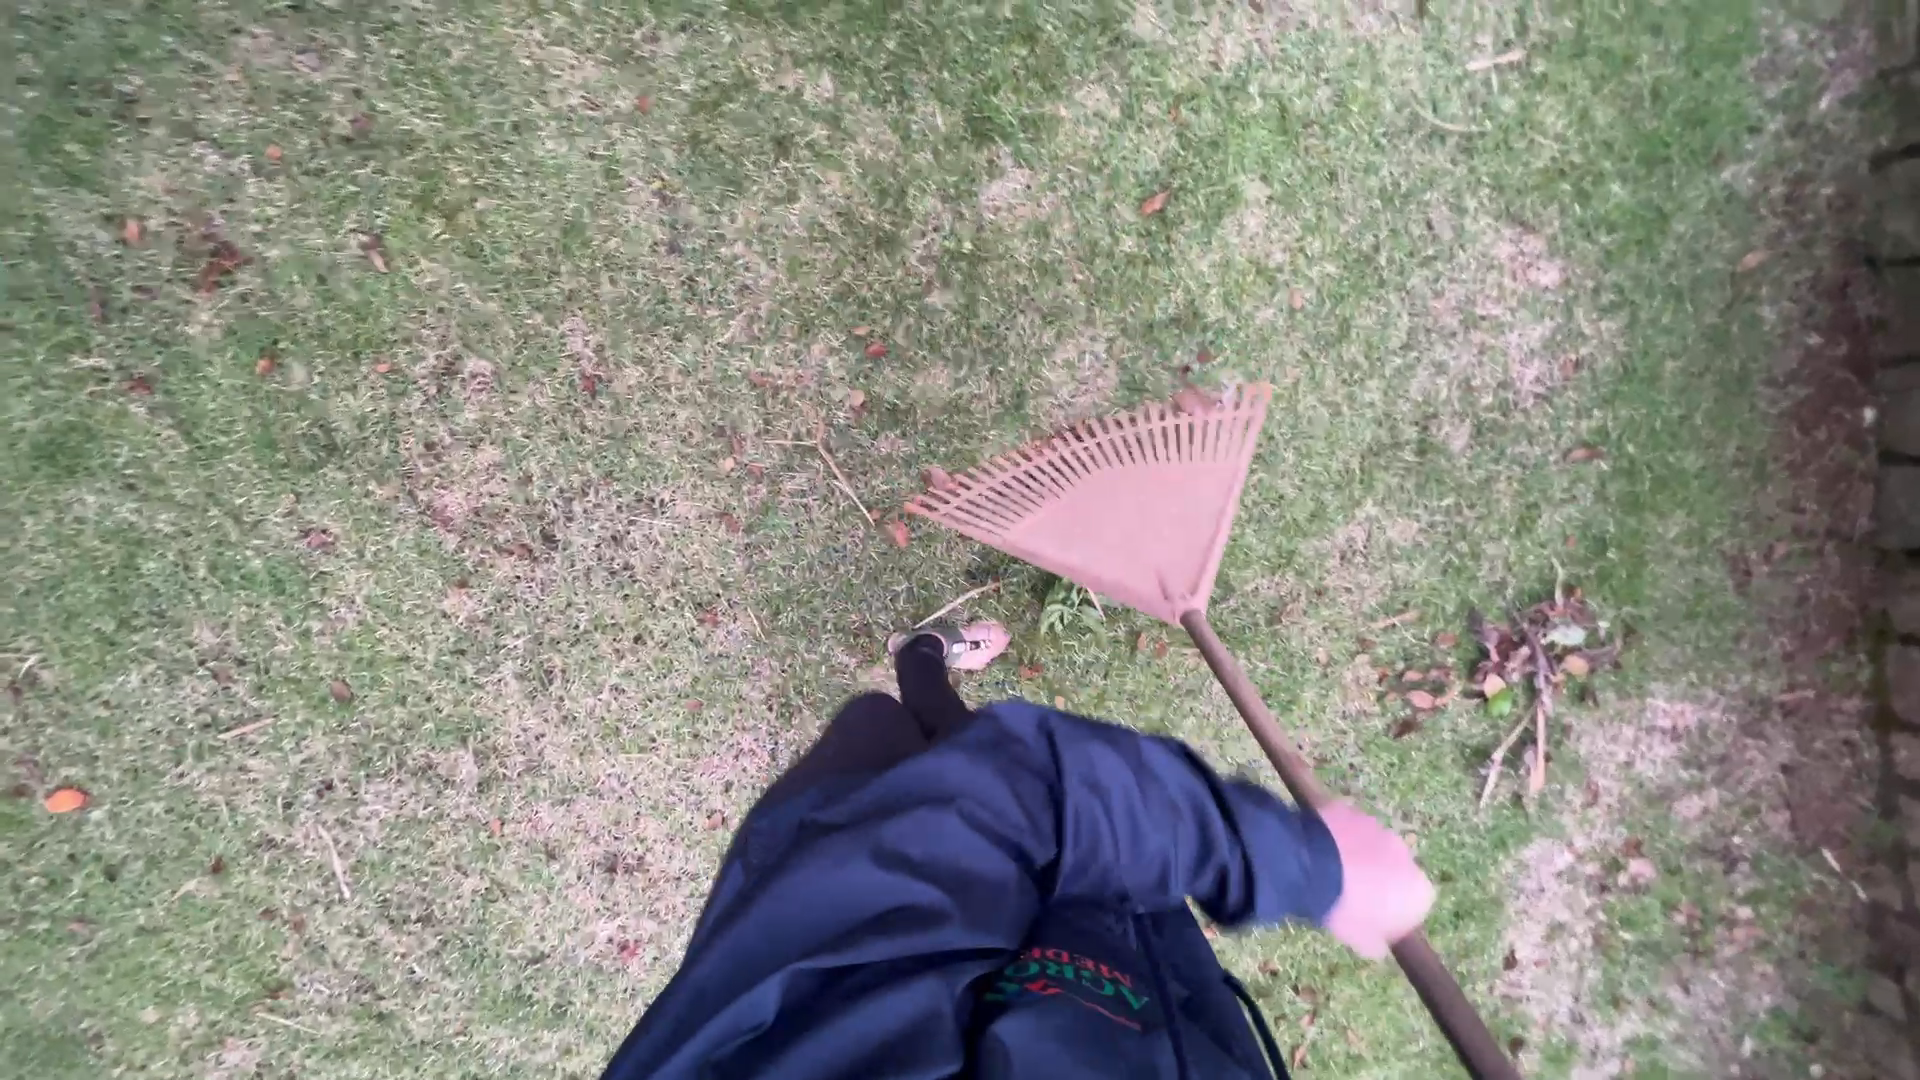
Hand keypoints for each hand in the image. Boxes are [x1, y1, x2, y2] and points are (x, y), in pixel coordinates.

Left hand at [1317, 801, 1434, 958]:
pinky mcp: (1350, 808)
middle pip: (1394, 869)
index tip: (1369, 916)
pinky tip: (1317, 845)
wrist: (1308, 864)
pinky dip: (1337, 832)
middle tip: (1347, 889)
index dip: (1391, 911)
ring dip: (1356, 852)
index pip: (1413, 904)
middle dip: (1376, 877)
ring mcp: (1377, 827)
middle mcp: (1406, 855)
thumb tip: (1377, 943)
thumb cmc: (1343, 908)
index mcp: (1419, 891)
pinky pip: (1346, 824)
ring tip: (1328, 866)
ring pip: (1371, 843)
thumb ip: (1377, 943)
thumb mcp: (1362, 941)